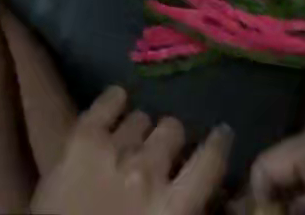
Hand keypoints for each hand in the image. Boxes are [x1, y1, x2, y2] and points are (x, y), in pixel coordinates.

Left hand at [29, 86, 231, 214]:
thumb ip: (181, 210)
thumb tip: (196, 194)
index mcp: (174, 208)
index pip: (209, 162)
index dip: (218, 144)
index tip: (222, 134)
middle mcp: (149, 170)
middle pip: (172, 130)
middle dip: (171, 139)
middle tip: (164, 149)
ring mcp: (114, 149)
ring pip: (141, 118)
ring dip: (141, 128)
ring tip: (135, 136)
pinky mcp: (82, 137)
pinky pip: (107, 102)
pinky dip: (115, 100)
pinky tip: (117, 102)